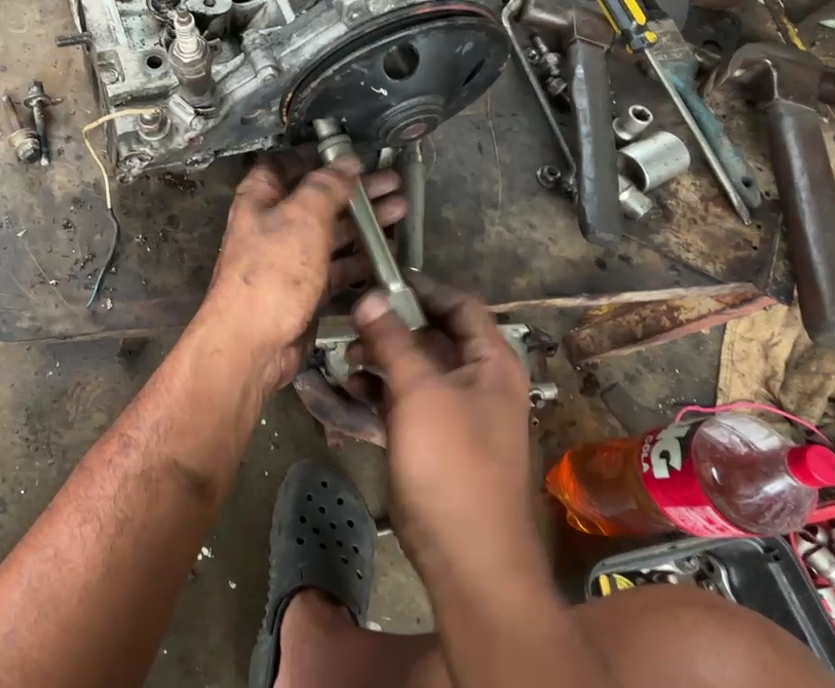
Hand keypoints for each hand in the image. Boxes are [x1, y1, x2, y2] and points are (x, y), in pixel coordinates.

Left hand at [195, 149, 405, 390]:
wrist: (253, 342)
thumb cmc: (272, 273)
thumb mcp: (301, 218)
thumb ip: (326, 187)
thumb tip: (346, 162)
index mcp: (260, 198)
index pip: (284, 163)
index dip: (315, 154)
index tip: (351, 151)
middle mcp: (272, 225)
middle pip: (316, 198)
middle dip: (354, 188)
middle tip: (393, 181)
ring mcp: (288, 259)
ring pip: (330, 232)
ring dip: (363, 222)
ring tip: (401, 209)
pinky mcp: (304, 289)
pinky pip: (336, 267)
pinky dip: (359, 259)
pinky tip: (387, 255)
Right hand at [347, 275, 535, 574]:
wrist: (467, 555)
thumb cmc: (452, 462)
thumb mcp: (421, 392)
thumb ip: (393, 340)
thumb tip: (369, 297)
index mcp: (491, 363)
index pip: (460, 306)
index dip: (422, 288)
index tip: (377, 280)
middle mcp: (476, 382)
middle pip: (430, 338)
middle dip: (388, 330)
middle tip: (347, 324)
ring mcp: (453, 414)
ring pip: (411, 372)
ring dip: (377, 363)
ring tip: (343, 363)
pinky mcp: (431, 442)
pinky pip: (401, 405)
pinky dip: (375, 396)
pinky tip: (345, 395)